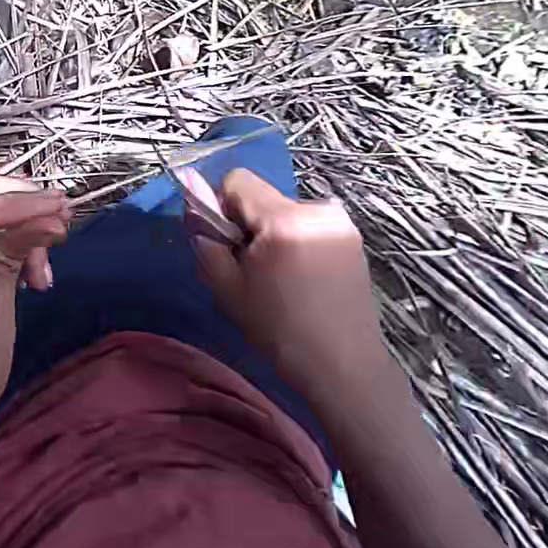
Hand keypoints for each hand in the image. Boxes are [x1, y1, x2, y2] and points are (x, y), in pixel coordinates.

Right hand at [191, 168, 390, 389]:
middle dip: (248, 222)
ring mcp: (339, 221)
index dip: (222, 206)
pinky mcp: (352, 235)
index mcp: (283, 220)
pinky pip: (306, 222)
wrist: (343, 367)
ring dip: (272, 232)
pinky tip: (303, 277)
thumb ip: (204, 238)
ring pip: (283, 209)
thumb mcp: (225, 287)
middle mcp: (316, 209)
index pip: (237, 180)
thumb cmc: (278, 331)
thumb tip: (194, 203)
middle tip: (253, 267)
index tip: (228, 242)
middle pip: (262, 196)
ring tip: (280, 276)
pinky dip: (295, 239)